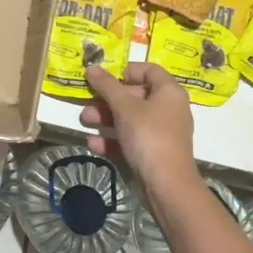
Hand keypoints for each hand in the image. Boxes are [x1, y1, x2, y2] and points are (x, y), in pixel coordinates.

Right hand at [82, 63, 199, 194]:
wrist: (166, 185)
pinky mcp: (153, 153)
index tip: (106, 78)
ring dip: (105, 118)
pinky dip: (112, 140)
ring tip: (84, 121)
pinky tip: (92, 143)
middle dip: (107, 99)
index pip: (150, 70)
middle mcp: (168, 110)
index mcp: (169, 92)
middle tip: (87, 101)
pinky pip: (130, 140)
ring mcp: (161, 133)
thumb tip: (91, 67)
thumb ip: (106, 85)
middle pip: (135, 95)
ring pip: (129, 119)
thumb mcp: (124, 107)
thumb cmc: (148, 135)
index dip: (127, 70)